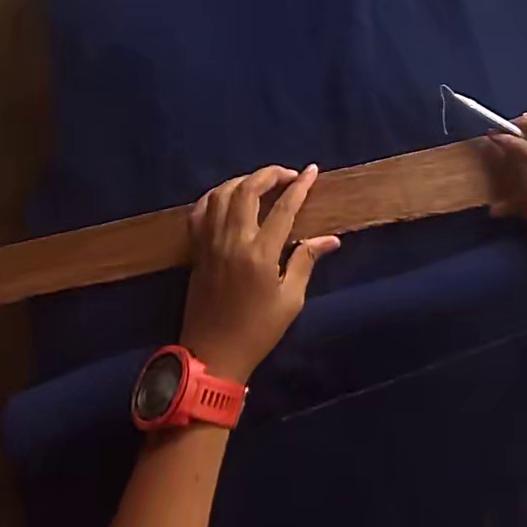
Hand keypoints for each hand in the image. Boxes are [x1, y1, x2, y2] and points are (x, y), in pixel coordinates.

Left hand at [180, 164, 340, 380]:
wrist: (212, 355)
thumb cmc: (257, 331)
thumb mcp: (290, 300)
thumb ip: (306, 261)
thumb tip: (330, 239)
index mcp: (260, 253)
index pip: (283, 208)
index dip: (300, 185)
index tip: (312, 171)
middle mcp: (233, 240)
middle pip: (248, 190)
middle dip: (270, 174)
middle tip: (288, 175)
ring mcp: (210, 242)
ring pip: (223, 194)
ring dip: (244, 180)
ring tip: (261, 183)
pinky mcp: (196, 248)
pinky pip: (201, 210)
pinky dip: (215, 195)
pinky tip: (228, 196)